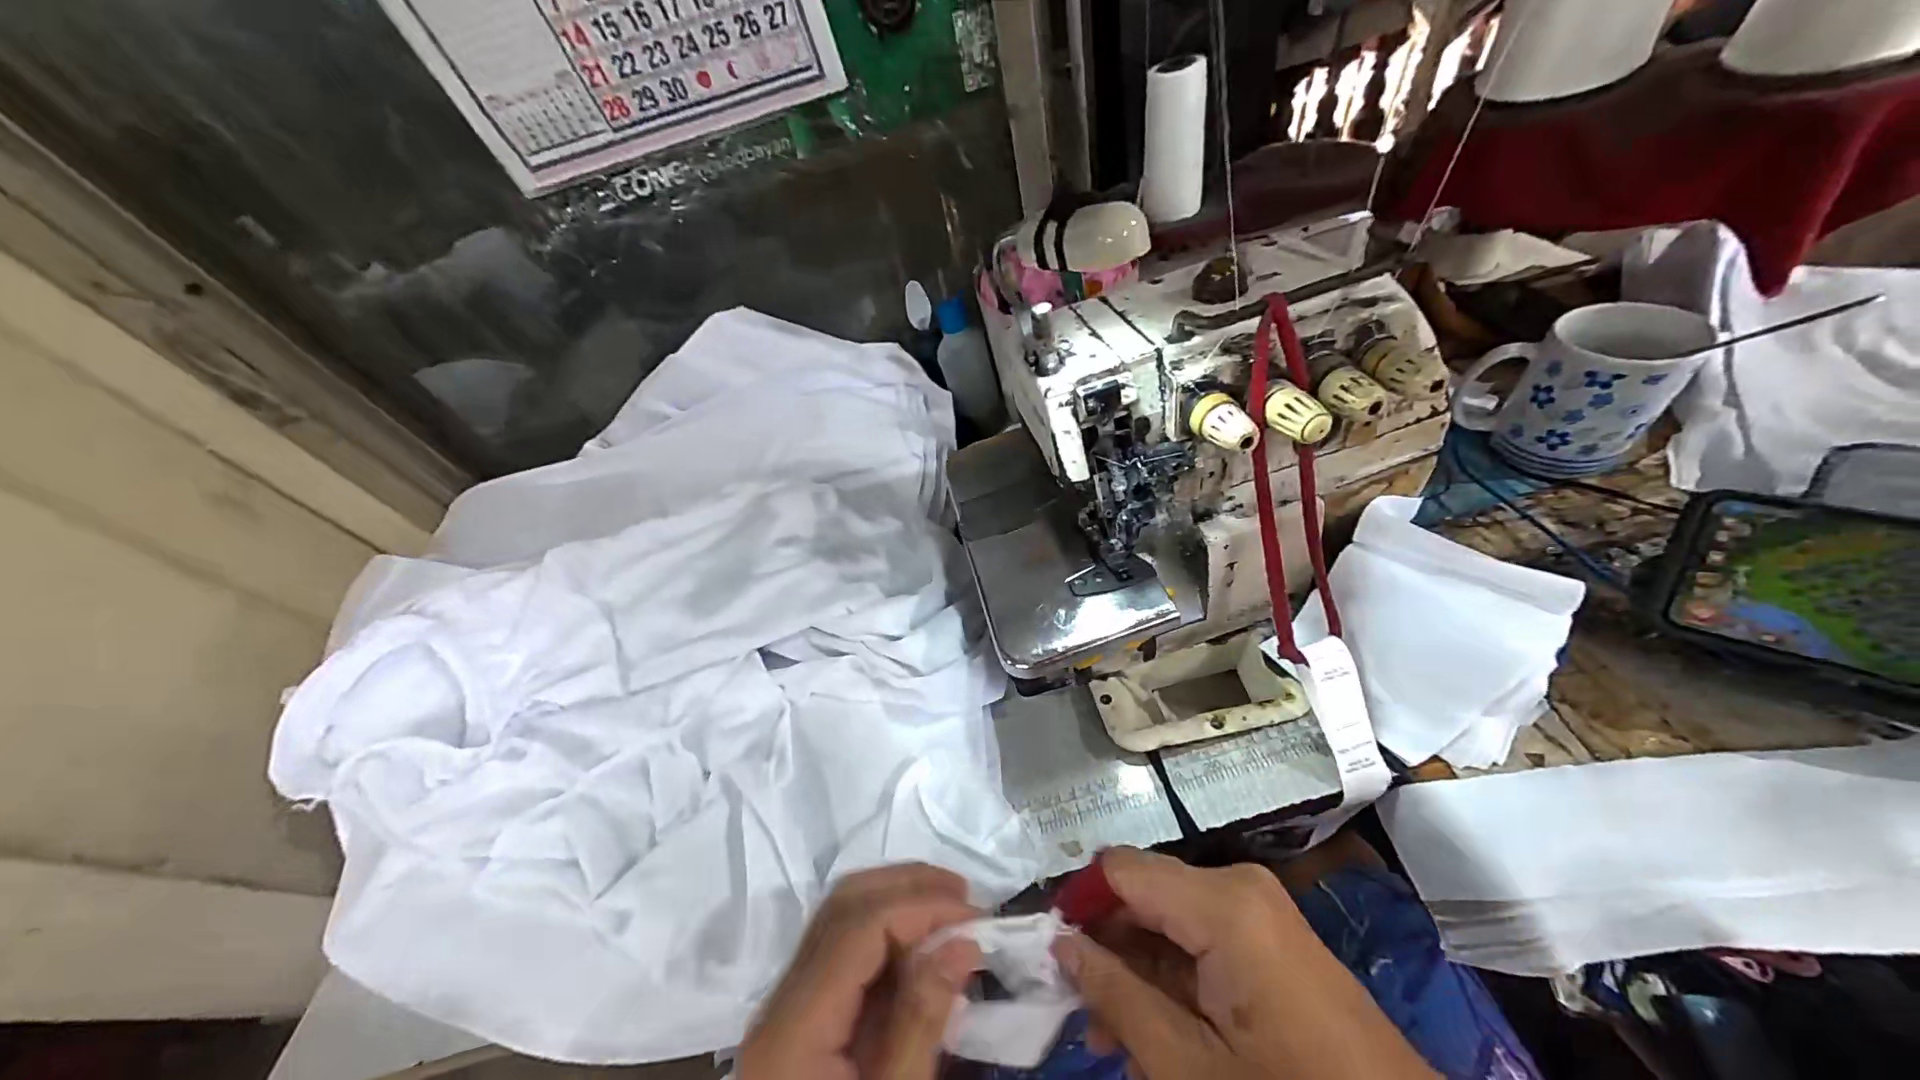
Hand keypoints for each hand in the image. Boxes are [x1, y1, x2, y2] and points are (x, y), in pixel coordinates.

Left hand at [737, 864, 982, 1079]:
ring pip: (838, 917)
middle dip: (907, 886)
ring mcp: (785, 1005)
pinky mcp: (799, 1017)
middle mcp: (781, 1001)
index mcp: (796, 1026)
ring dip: (897, 900)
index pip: (856, 928)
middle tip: (967, 897)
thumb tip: (961, 940)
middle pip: (841, 906)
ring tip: (952, 912)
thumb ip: (923, 1020)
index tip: (975, 915)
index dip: (918, 906)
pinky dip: (885, 932)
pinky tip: (923, 947)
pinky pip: (841, 949)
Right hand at [1056, 848, 1436, 1079]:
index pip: (1119, 868)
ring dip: (1133, 969)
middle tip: (1079, 1011)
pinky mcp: (1269, 935)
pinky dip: (1169, 975)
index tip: (1048, 953)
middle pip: (1142, 892)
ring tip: (1111, 1037)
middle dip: (1104, 945)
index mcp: (1220, 903)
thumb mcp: (1187, 1066)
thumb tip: (1061, 944)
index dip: (1077, 903)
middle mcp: (1238, 886)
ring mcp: (1258, 909)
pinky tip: (1153, 1030)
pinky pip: (1199, 937)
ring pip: (1167, 918)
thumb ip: (1115, 994)